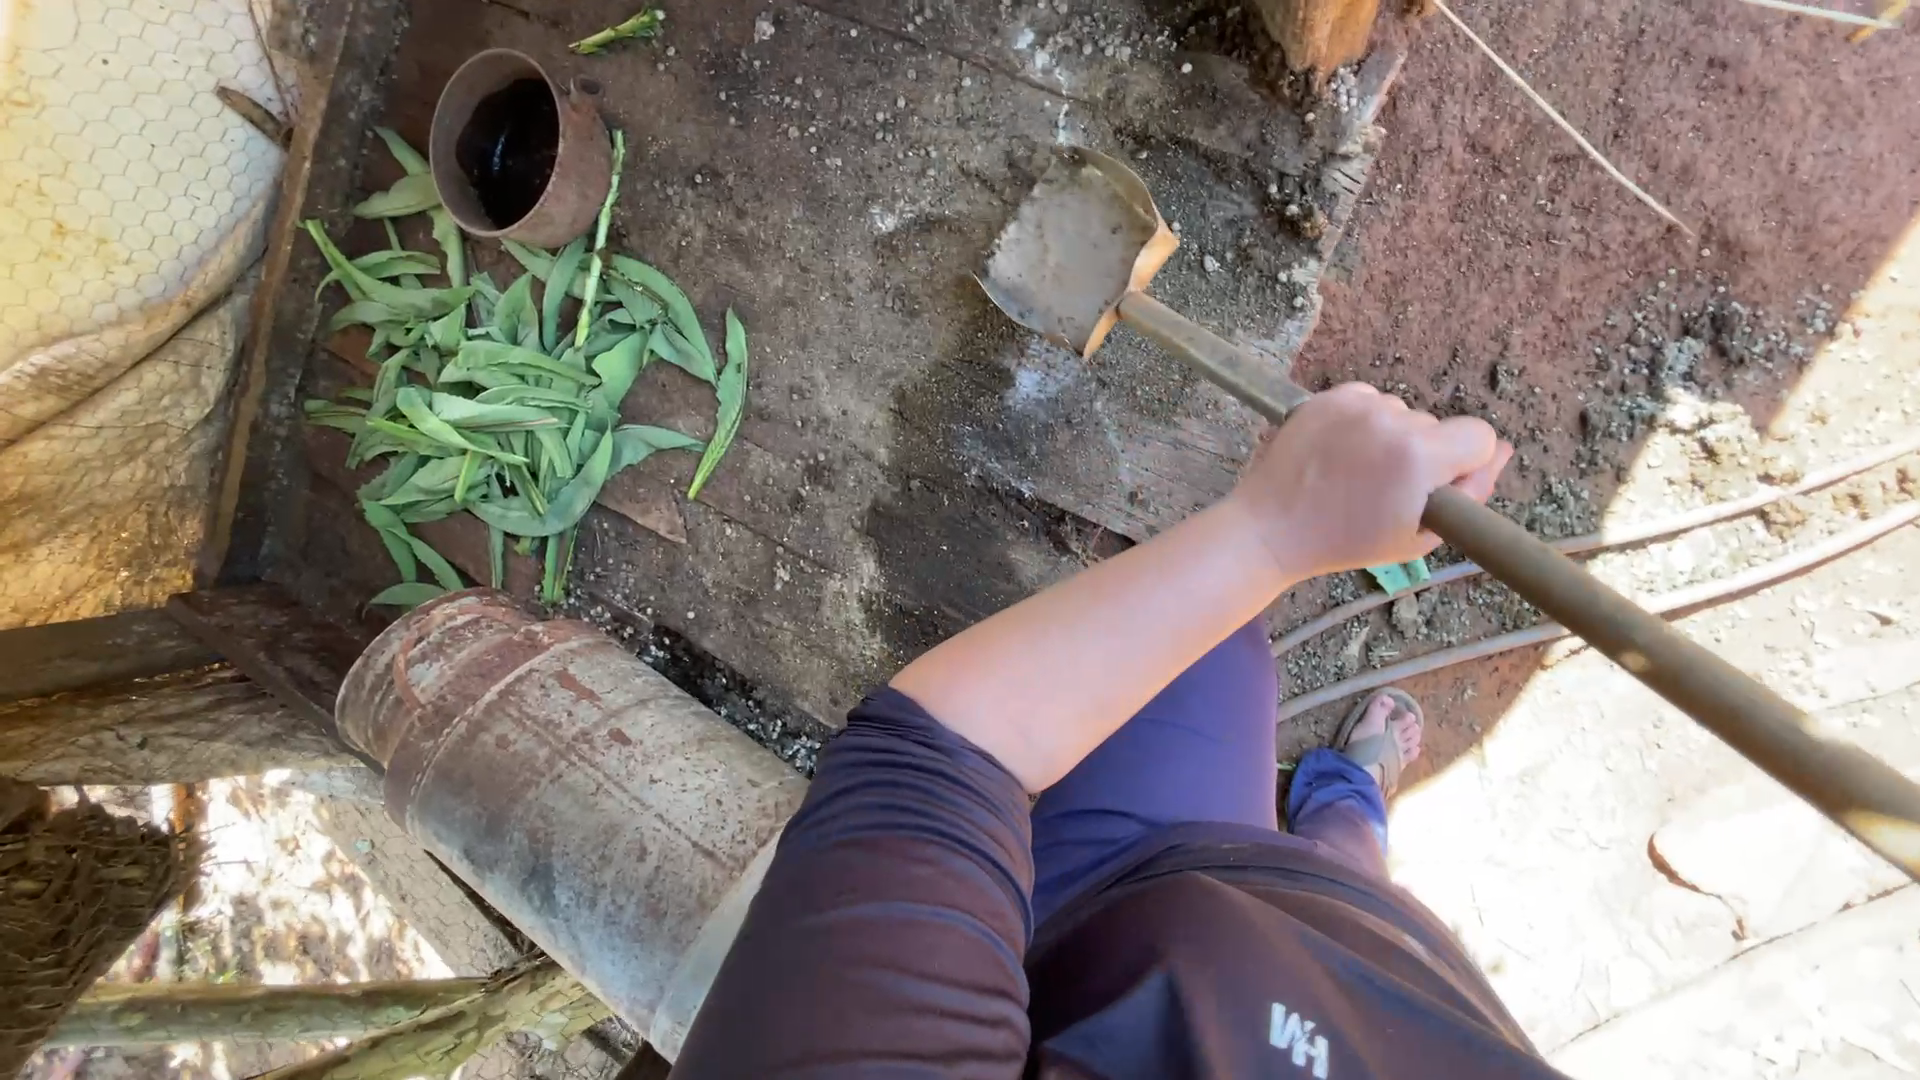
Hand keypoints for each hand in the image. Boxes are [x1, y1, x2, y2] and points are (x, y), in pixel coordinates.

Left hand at [1229, 382, 1512, 579]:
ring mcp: (1354, 405)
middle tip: (1379, 488)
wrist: (1270, 528)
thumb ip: (1470, 493)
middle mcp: (1391, 419)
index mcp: (1420, 455)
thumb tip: (1502, 451)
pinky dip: (1360, 422)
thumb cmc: (1344, 541)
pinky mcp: (1324, 398)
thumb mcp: (1418, 535)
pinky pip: (1366, 401)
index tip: (1431, 488)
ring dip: (1388, 436)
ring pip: (1399, 413)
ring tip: (1353, 472)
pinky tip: (1339, 452)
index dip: (1463, 465)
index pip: (1479, 435)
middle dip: (1421, 454)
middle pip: (1435, 426)